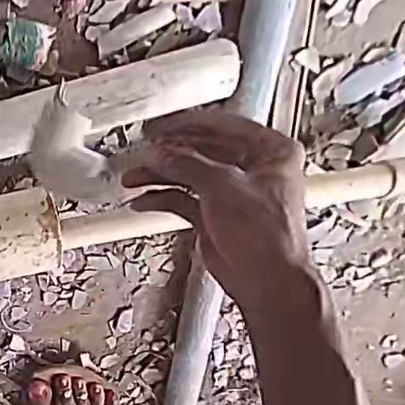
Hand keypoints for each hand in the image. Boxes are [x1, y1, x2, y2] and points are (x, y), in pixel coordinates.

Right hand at [122, 111, 315, 310]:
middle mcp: (251, 170)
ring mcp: (231, 194)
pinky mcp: (214, 216)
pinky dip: (162, 198)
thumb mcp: (223, 186)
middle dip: (168, 155)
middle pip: (201, 152)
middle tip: (142, 154)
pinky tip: (143, 200)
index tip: (160, 129)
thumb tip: (160, 153)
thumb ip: (186, 165)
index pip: (222, 127)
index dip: (188, 126)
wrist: (265, 277)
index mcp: (269, 151)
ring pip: (188, 176)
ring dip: (159, 177)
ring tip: (134, 177)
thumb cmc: (267, 235)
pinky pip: (182, 200)